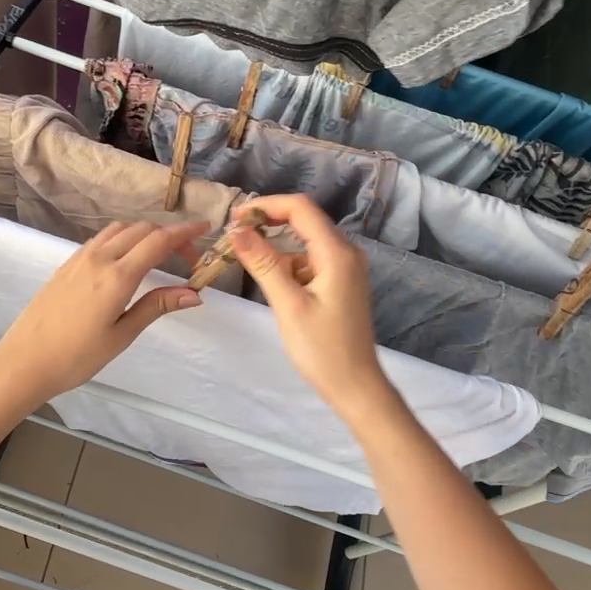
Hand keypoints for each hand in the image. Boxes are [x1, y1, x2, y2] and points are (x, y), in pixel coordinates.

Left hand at [0, 220, 209, 405]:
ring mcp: (80, 258)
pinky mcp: (67, 264)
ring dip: (144, 232)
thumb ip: (157, 306)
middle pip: (142, 229)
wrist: (24, 361)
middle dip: (169, 234)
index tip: (205, 228)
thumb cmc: (76, 357)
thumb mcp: (122, 335)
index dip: (185, 232)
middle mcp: (100, 258)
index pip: (159, 241)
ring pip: (120, 229)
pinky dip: (123, 237)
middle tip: (186, 256)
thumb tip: (194, 293)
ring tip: (160, 253)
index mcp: (118, 276)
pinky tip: (126, 258)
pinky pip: (102, 238)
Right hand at [228, 194, 390, 412]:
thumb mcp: (288, 306)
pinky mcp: (339, 281)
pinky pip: (310, 259)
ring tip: (244, 258)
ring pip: (305, 240)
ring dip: (275, 244)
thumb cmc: (323, 349)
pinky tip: (270, 279)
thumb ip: (264, 264)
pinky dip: (287, 262)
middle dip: (268, 221)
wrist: (355, 385)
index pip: (301, 208)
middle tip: (234, 235)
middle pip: (304, 219)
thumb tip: (237, 231)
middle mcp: (346, 252)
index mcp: (337, 253)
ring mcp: (345, 267)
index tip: (235, 217)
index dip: (266, 205)